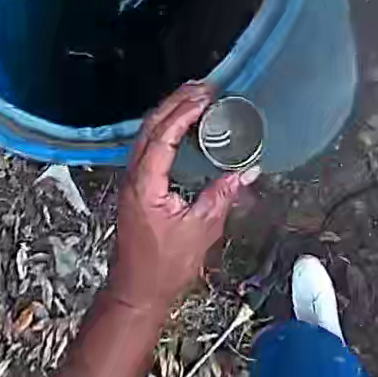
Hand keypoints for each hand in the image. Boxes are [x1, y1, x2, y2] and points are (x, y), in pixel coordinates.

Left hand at [103, 82, 258, 317]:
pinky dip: (165, 129)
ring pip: (147, 133)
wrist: (137, 289)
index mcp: (146, 182)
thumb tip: (246, 172)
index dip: (184, 113)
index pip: (164, 136)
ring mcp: (131, 177)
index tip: (205, 97)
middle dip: (175, 102)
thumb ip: (221, 196)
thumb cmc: (165, 265)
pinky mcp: (136, 183)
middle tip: (201, 87)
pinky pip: (148, 145)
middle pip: (151, 126)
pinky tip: (180, 125)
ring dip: (169, 112)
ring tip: (193, 97)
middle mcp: (133, 173)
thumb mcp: (200, 231)